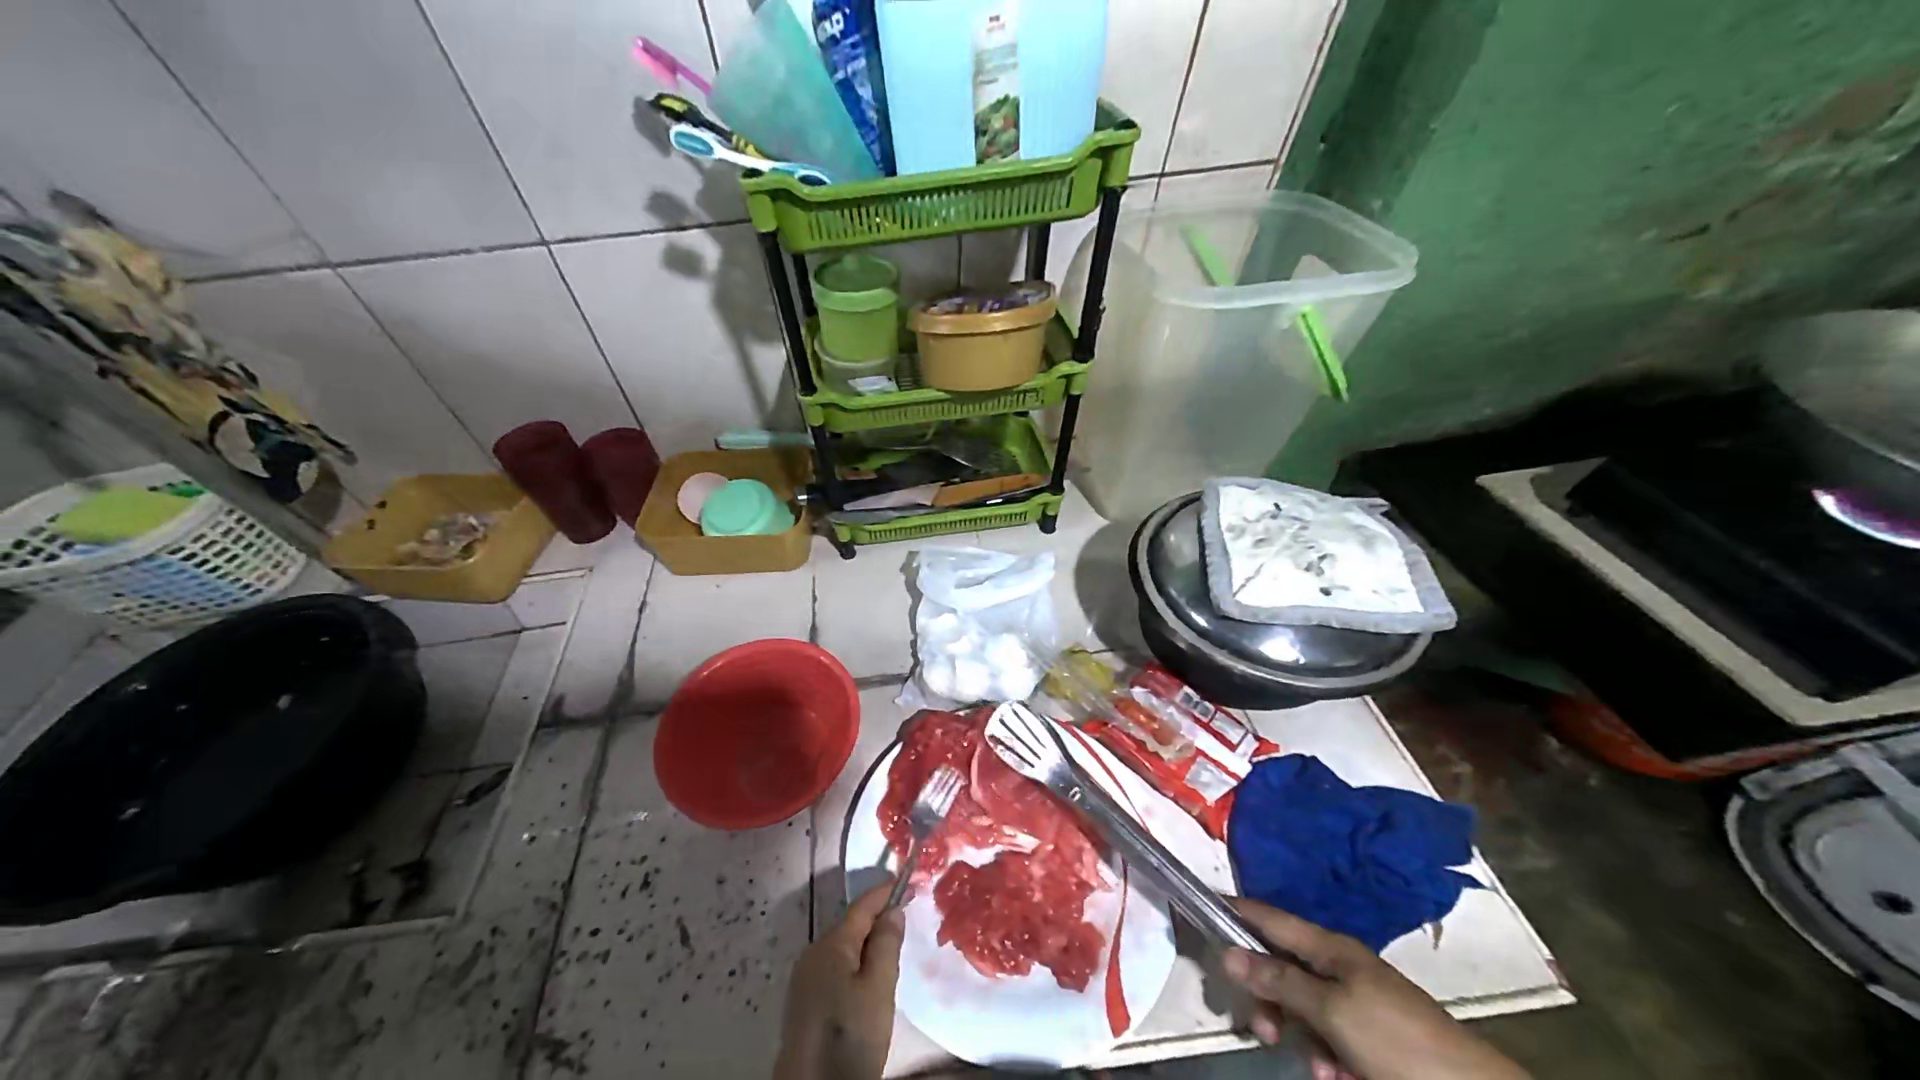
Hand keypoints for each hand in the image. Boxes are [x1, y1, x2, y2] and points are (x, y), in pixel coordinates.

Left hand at [774, 881, 905, 1079]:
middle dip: (877, 917)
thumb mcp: (879, 988)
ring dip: (867, 942)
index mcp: (832, 944)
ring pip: (843, 947)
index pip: (862, 906)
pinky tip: (868, 977)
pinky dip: (855, 962)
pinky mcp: (804, 1001)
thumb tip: (892, 910)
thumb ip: (886, 945)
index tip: (909, 881)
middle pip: (851, 925)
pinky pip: (835, 967)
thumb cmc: (850, 1035)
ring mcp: (805, 978)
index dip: (885, 892)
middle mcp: (814, 953)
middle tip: (907, 914)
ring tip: (893, 946)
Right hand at [1223, 900, 1530, 1079]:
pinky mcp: (1368, 1037)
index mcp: (1330, 948)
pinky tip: (1338, 1078)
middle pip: (1280, 969)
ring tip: (1321, 1071)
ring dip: (1301, 1039)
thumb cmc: (1396, 1040)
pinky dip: (1326, 1058)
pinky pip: (1327, 1039)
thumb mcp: (1331, 1009)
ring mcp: (1355, 1002)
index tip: (1200, 905)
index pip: (1270, 917)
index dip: (1236, 910)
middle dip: (1268, 1000)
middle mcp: (1338, 967)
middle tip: (1264, 1031)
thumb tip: (1227, 950)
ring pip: (1301, 1010)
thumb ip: (1278, 979)